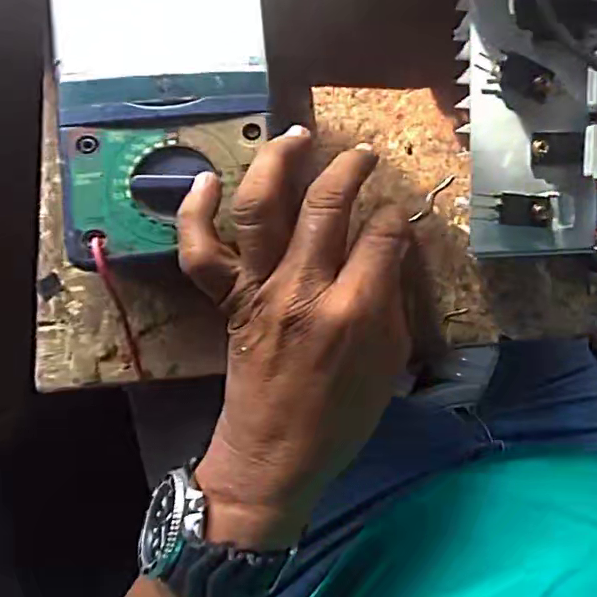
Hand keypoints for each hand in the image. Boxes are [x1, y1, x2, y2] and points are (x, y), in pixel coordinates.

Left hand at [176, 126, 412, 548]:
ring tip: (298, 136)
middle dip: (350, 169)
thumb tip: (395, 247)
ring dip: (279, 165)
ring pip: (262, 211)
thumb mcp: (392, 359)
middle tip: (365, 154)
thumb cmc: (344, 415)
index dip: (396, 217)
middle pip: (326, 207)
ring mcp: (258, 292)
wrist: (273, 460)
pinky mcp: (228, 303)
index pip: (382, 235)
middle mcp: (303, 290)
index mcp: (354, 310)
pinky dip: (197, 212)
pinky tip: (209, 180)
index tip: (399, 217)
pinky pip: (201, 253)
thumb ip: (395, 297)